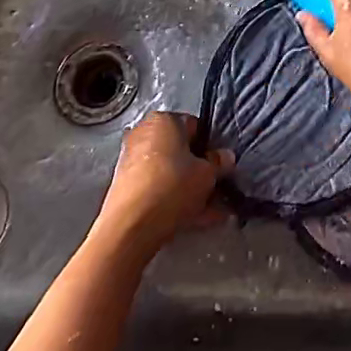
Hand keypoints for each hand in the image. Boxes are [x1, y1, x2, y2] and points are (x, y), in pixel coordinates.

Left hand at [93, 112, 232, 255]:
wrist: (129, 230)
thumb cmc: (173, 186)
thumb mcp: (208, 173)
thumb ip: (219, 162)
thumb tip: (225, 157)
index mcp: (163, 120)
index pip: (195, 126)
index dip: (211, 146)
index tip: (221, 164)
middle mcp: (143, 135)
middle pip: (180, 152)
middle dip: (200, 171)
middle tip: (218, 188)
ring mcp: (131, 164)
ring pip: (170, 174)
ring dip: (191, 190)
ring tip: (214, 211)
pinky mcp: (125, 191)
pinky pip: (158, 190)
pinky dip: (175, 202)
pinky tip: (197, 220)